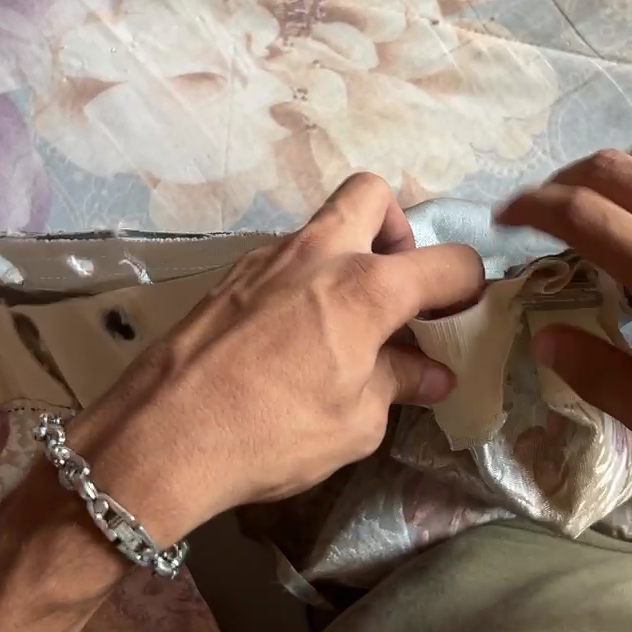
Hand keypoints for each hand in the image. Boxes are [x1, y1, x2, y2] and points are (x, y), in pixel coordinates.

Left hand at [69, 175, 485, 543]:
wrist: (162, 437)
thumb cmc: (274, 433)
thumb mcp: (356, 422)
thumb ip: (399, 383)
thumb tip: (432, 374)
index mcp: (366, 287)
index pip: (447, 261)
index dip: (468, 284)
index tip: (462, 311)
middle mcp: (319, 253)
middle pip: (373, 194)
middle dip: (398, 230)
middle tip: (395, 286)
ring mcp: (266, 257)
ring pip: (322, 224)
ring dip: (347, 256)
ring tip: (342, 323)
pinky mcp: (228, 276)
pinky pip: (283, 258)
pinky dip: (304, 280)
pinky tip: (290, 335)